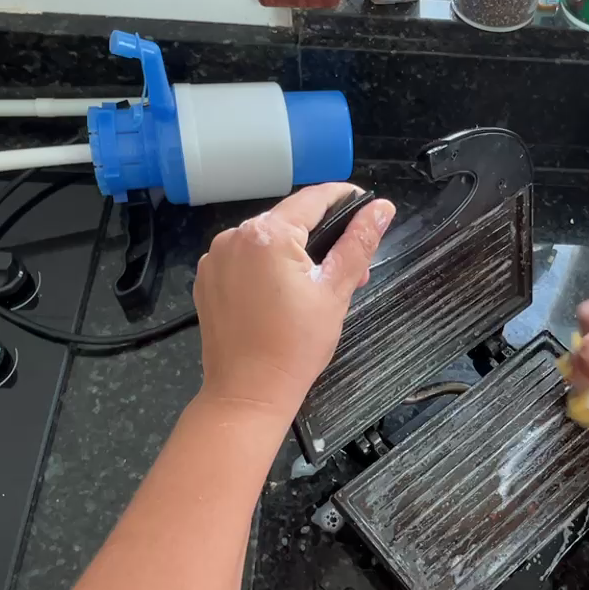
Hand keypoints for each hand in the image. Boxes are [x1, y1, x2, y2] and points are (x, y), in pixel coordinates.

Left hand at [194, 183, 393, 417]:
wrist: (248, 392)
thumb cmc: (295, 347)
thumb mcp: (335, 292)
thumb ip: (359, 244)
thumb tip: (382, 209)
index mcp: (267, 235)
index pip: (313, 199)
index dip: (343, 197)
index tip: (365, 203)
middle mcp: (234, 237)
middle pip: (289, 220)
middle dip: (323, 236)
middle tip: (353, 267)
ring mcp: (215, 258)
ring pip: (266, 240)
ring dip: (295, 252)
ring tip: (320, 286)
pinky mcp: (207, 280)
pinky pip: (245, 259)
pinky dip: (268, 267)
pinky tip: (285, 295)